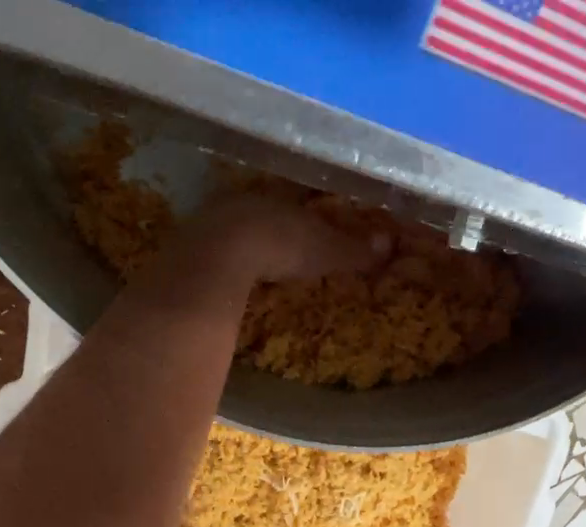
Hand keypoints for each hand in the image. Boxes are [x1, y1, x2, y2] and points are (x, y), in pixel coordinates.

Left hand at [183, 195, 390, 284]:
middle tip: (287, 240)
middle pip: (269, 210)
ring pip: (241, 225)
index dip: (310, 212)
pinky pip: (219, 246)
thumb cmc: (283, 246)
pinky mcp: (196, 241)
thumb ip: (354, 249)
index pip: (301, 201)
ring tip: (260, 257)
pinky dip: (229, 255)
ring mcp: (219, 217)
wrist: (223, 254)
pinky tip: (233, 269)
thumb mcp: (326, 251)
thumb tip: (389, 242)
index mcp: (283, 197)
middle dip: (278, 224)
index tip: (317, 222)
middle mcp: (251, 200)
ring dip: (250, 239)